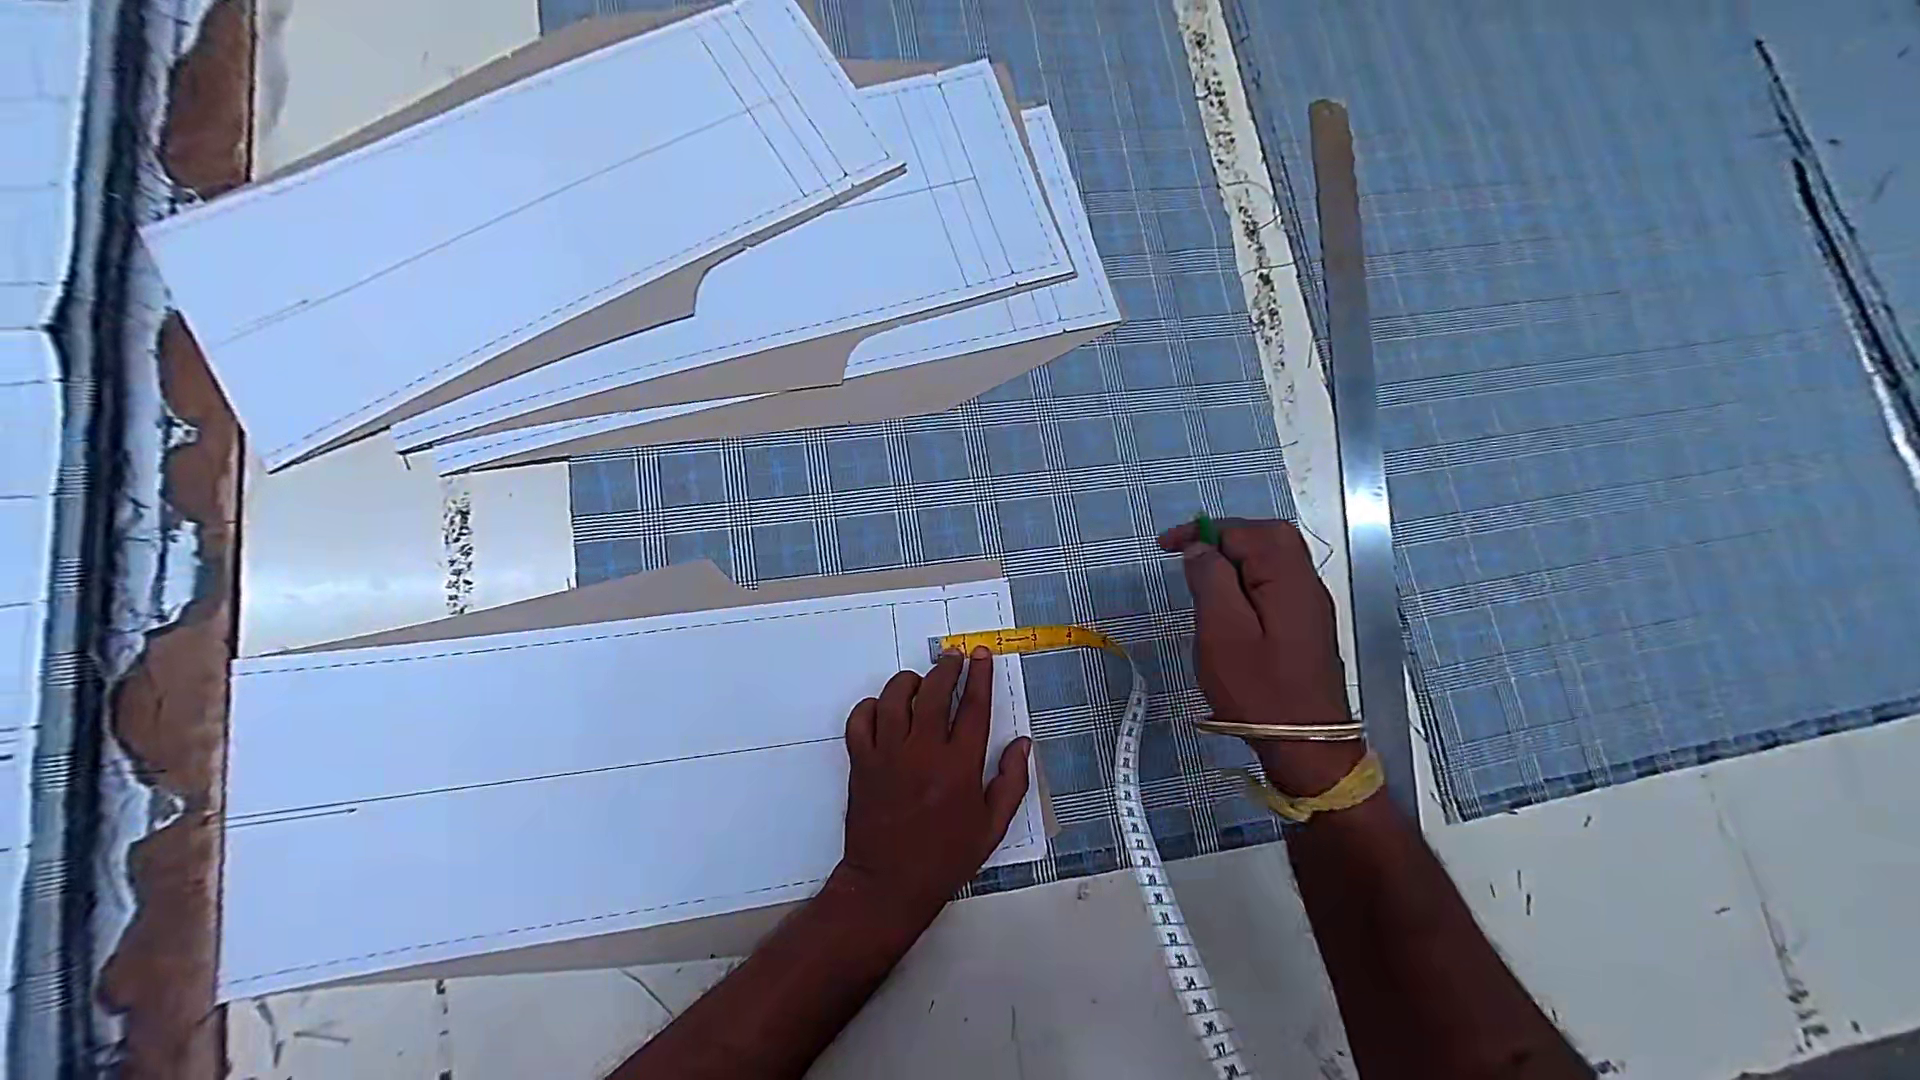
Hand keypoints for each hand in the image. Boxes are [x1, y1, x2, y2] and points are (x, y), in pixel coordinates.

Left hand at [836, 647, 1031, 917]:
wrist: (888, 884)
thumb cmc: (945, 857)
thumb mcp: (991, 827)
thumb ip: (1012, 782)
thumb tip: (1022, 743)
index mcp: (959, 767)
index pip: (973, 707)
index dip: (980, 676)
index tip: (981, 655)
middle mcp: (922, 753)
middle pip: (934, 693)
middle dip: (946, 667)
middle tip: (953, 657)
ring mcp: (887, 755)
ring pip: (894, 698)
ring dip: (908, 682)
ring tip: (919, 682)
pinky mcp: (861, 762)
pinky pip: (860, 720)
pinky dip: (870, 707)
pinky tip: (883, 709)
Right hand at [1157, 517, 1361, 795]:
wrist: (1304, 746)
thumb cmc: (1257, 690)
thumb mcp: (1222, 631)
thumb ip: (1210, 580)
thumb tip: (1199, 549)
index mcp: (1288, 579)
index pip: (1247, 532)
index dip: (1204, 531)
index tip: (1167, 546)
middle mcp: (1306, 584)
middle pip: (1269, 537)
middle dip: (1224, 537)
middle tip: (1187, 555)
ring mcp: (1309, 605)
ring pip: (1273, 559)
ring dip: (1234, 557)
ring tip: (1200, 576)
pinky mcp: (1304, 625)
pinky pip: (1275, 582)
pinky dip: (1246, 578)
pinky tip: (1226, 601)